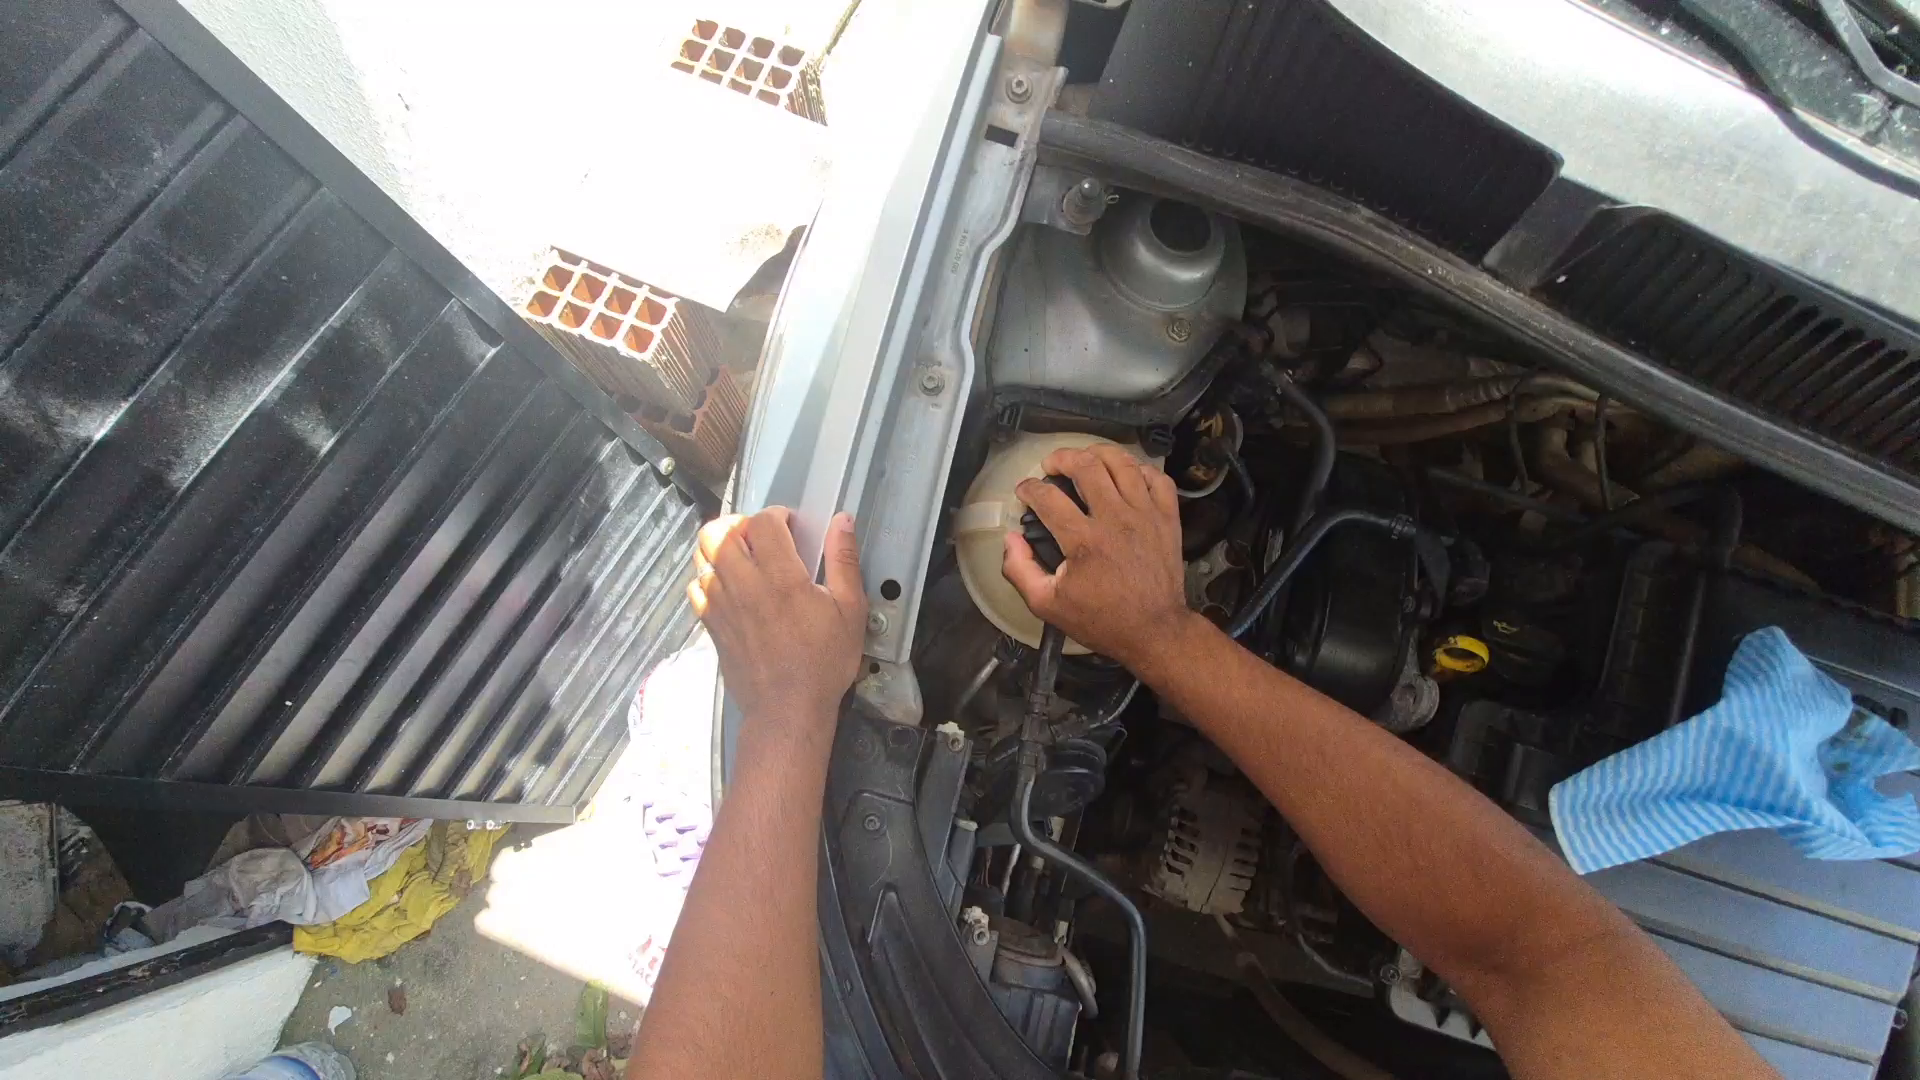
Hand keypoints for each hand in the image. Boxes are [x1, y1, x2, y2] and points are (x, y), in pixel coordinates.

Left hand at [689, 508, 867, 746]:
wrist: (787, 710)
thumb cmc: (824, 661)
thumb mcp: (851, 610)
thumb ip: (844, 561)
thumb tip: (842, 520)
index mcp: (781, 578)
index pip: (763, 523)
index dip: (777, 515)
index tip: (792, 526)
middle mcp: (744, 585)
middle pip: (718, 531)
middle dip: (740, 524)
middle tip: (761, 536)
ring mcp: (721, 605)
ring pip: (702, 555)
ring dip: (722, 547)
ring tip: (745, 557)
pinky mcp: (710, 624)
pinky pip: (696, 586)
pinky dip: (710, 577)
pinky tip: (732, 587)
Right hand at [1001, 444, 1195, 670]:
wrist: (1153, 631)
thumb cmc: (1100, 619)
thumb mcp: (1046, 605)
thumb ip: (1020, 570)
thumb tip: (1011, 539)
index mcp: (1083, 540)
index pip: (1048, 498)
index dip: (1029, 488)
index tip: (1024, 491)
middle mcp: (1115, 519)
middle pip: (1086, 466)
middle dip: (1062, 458)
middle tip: (1051, 465)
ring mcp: (1145, 515)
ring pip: (1122, 463)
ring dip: (1098, 453)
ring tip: (1084, 458)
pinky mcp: (1167, 517)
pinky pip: (1156, 478)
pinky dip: (1138, 469)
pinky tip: (1125, 475)